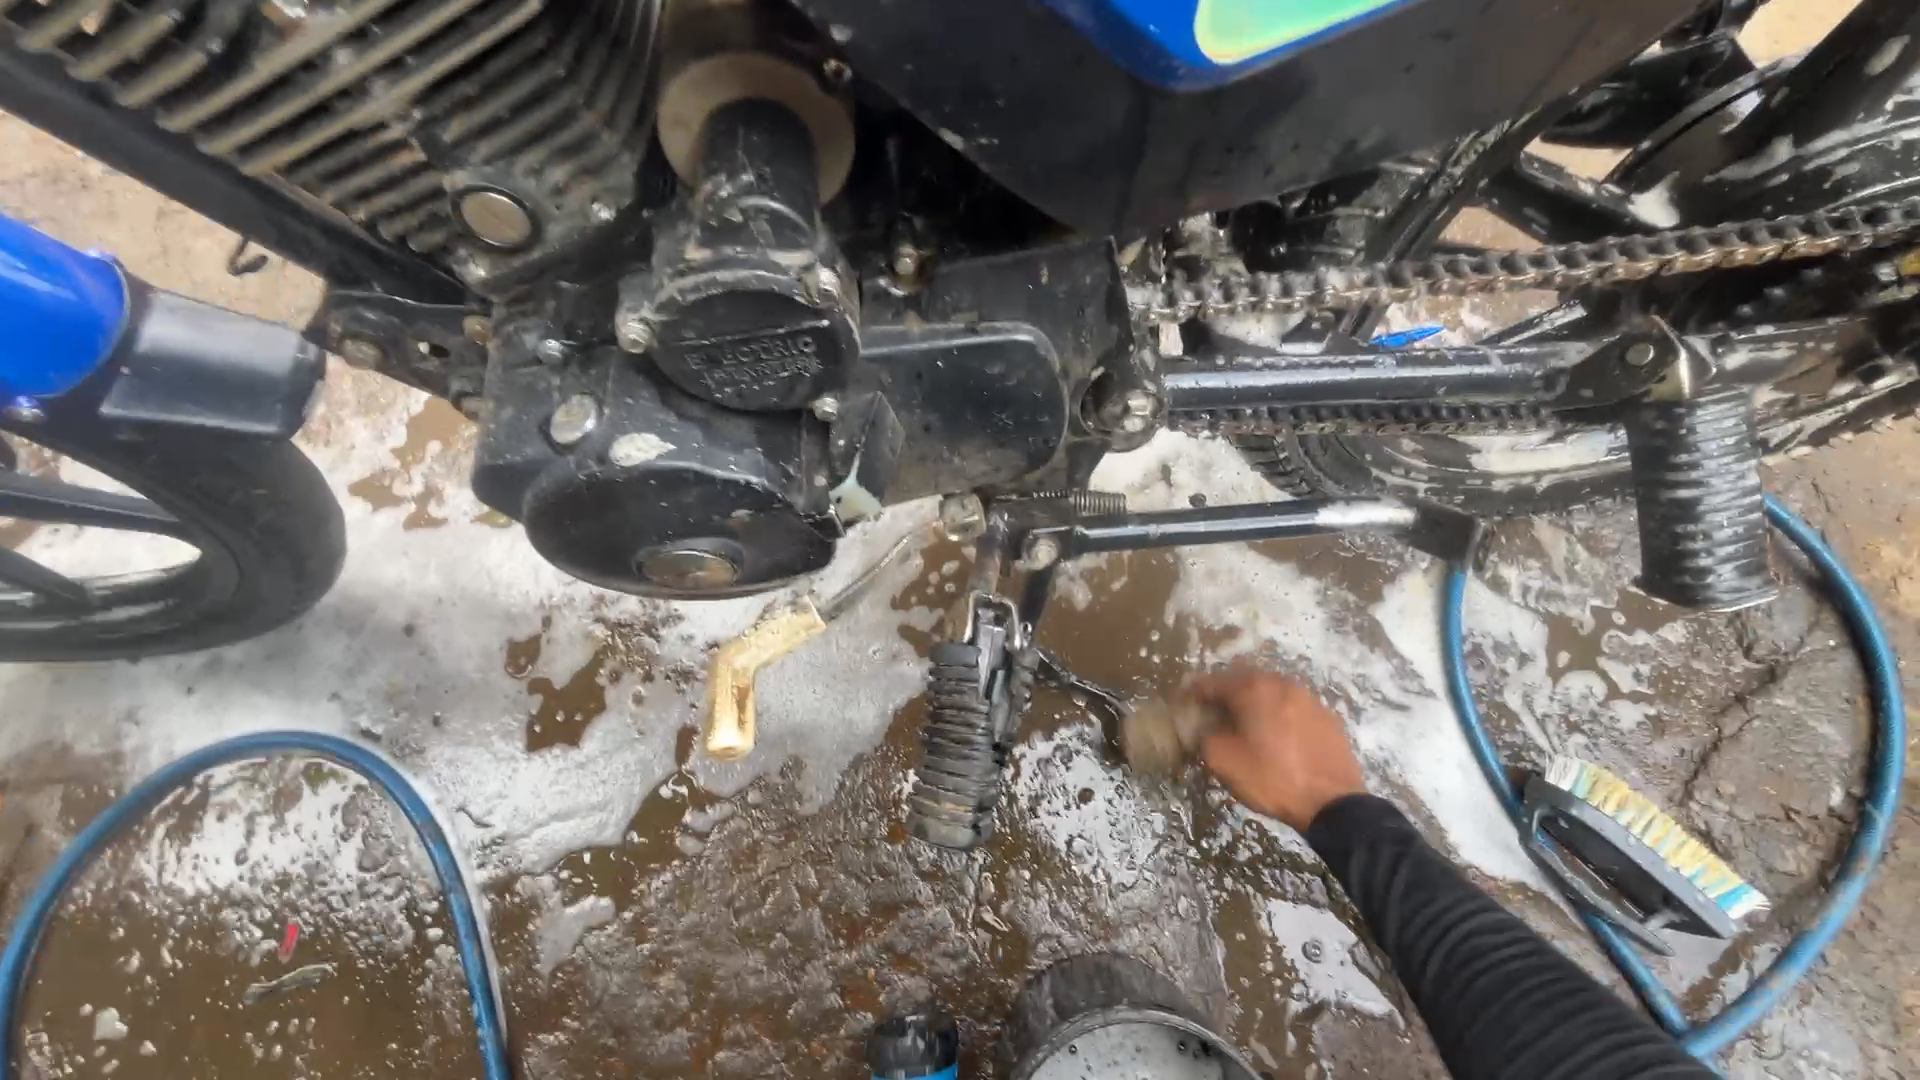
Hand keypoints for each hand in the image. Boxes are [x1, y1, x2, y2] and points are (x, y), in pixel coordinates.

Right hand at [1190, 669, 1365, 830]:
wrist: (1334, 804)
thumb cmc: (1272, 778)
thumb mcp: (1222, 761)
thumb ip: (1205, 736)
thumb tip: (1206, 728)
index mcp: (1252, 689)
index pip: (1211, 682)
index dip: (1193, 693)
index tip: (1183, 704)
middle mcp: (1281, 684)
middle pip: (1243, 680)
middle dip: (1225, 693)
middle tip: (1213, 712)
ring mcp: (1308, 698)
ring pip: (1271, 691)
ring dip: (1255, 702)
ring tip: (1246, 723)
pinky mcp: (1328, 717)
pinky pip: (1293, 707)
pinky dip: (1279, 715)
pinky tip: (1277, 735)